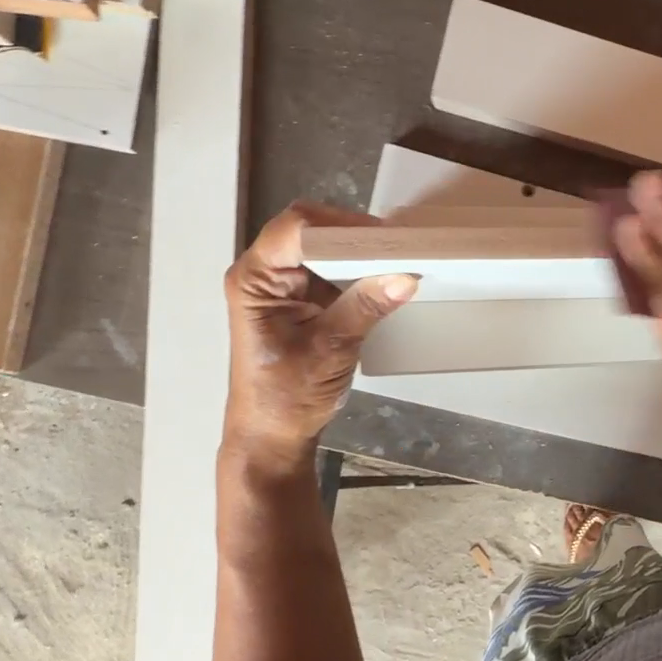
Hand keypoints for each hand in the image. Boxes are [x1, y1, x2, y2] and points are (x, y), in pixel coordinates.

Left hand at [223, 202, 417, 469]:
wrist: (273, 435)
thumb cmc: (288, 396)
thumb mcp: (331, 349)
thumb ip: (365, 307)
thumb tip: (405, 276)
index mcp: (256, 279)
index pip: (297, 228)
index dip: (342, 225)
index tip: (386, 239)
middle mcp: (265, 274)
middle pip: (311, 233)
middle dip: (356, 238)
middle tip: (400, 248)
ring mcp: (283, 288)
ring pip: (325, 252)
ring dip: (361, 257)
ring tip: (399, 262)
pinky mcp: (302, 303)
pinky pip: (332, 275)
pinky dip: (359, 276)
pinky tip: (385, 282)